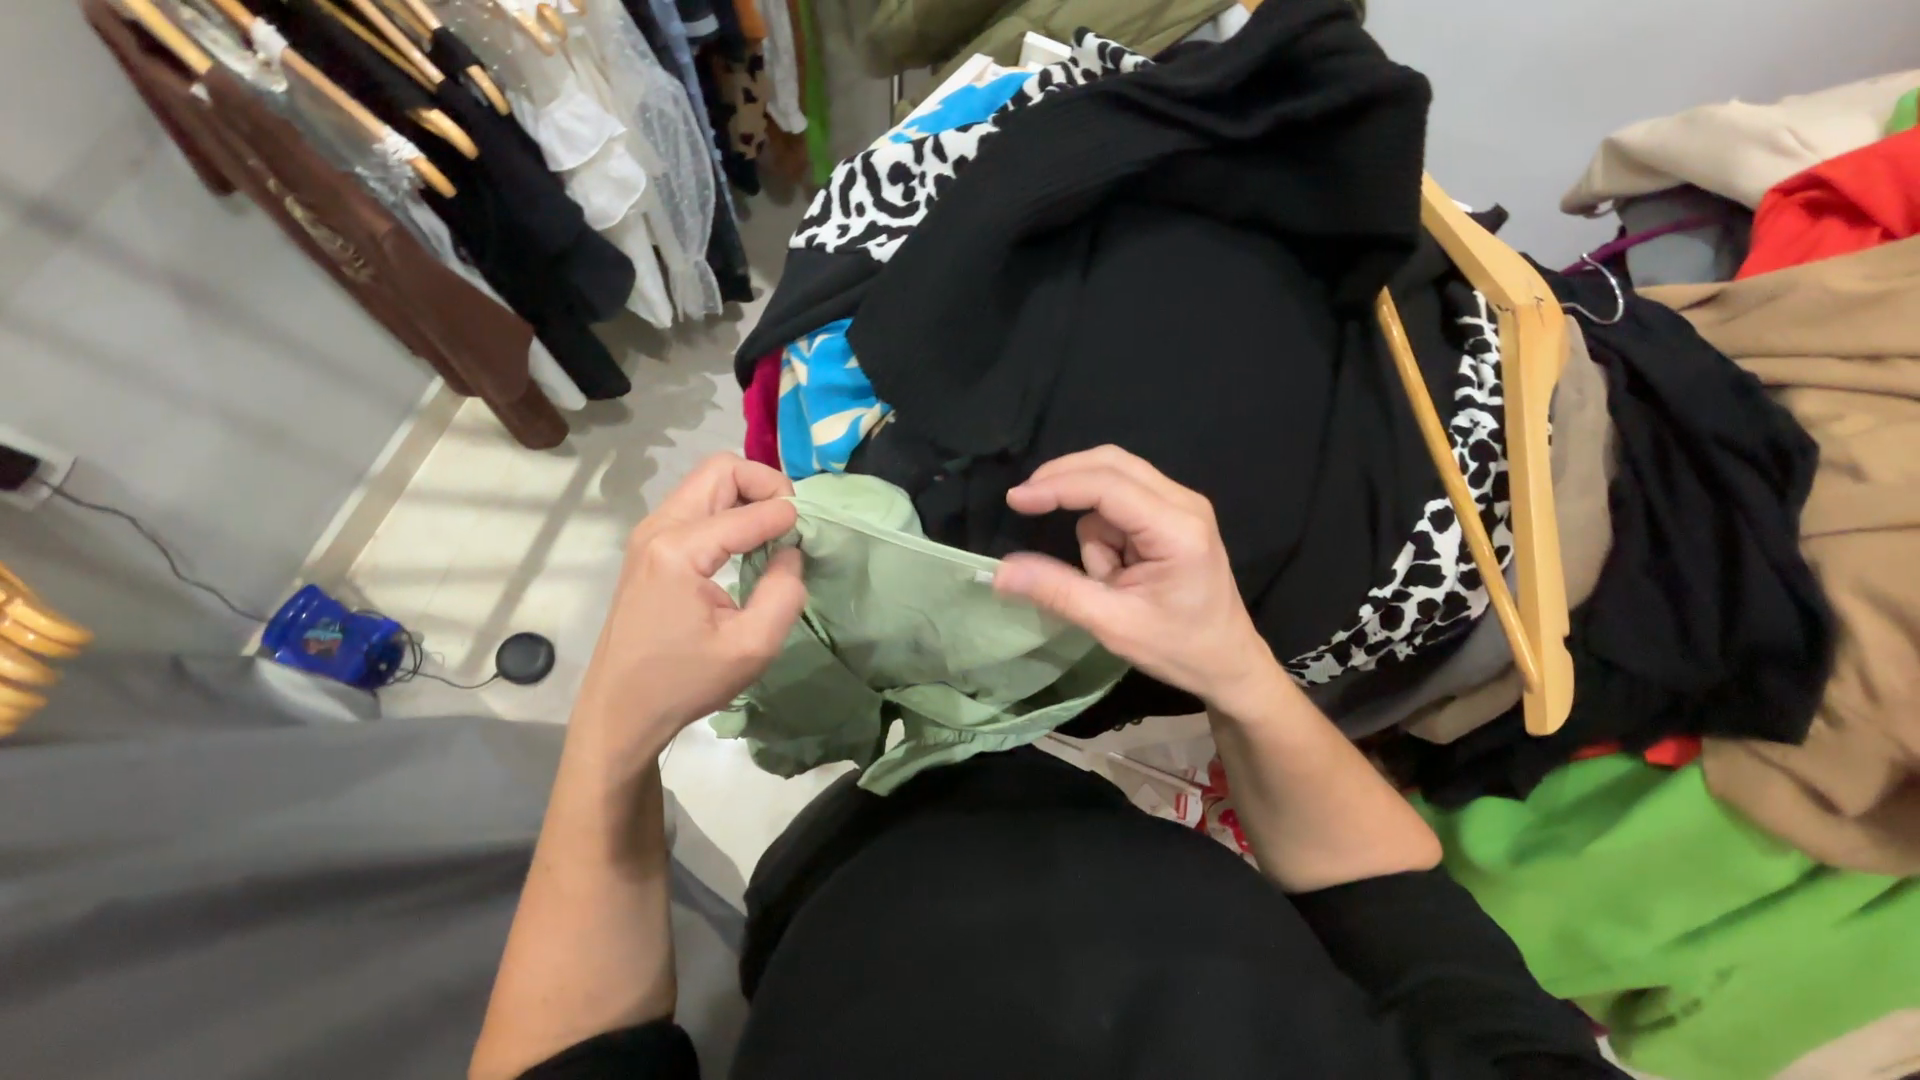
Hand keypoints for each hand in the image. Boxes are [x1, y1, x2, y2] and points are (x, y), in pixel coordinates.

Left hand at [567, 455, 807, 778]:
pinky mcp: (650, 548)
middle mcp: (658, 528)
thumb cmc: (685, 682)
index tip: (812, 537)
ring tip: (774, 534)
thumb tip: (791, 551)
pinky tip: (747, 546)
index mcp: (678, 549)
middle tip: (792, 522)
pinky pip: (696, 505)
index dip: (789, 516)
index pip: (748, 511)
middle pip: (721, 470)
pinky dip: (729, 511)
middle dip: (766, 485)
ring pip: (707, 482)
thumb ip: (784, 591)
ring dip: (747, 496)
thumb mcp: (752, 647)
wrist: (621, 710)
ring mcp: (649, 535)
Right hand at [992, 446, 1277, 708]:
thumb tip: (1000, 572)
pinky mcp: (1174, 513)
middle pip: (1111, 463)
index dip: (1057, 486)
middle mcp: (1184, 503)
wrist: (1228, 663)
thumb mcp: (1112, 624)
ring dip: (1093, 525)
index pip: (1108, 486)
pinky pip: (1122, 502)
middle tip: (1025, 503)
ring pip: (1113, 482)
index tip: (1015, 500)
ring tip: (1108, 579)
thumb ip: (1057, 591)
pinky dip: (1105, 531)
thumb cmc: (1178, 648)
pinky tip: (1119, 570)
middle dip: (1064, 481)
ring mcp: (1182, 505)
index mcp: (1177, 529)